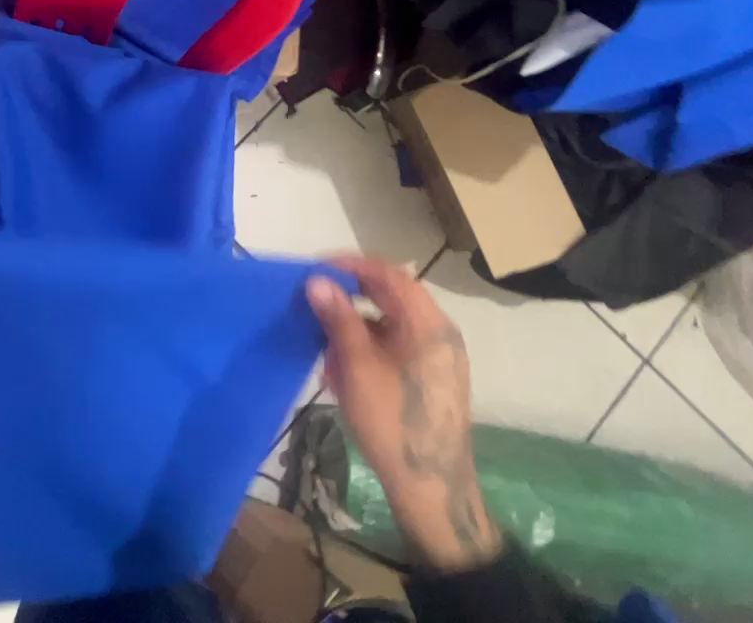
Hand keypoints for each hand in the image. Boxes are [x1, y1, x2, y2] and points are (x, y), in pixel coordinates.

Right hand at [306, 257, 500, 572]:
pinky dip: (366, 348)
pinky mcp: (430, 379)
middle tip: (313, 302)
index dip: (352, 265)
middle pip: (391, 297)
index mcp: (429, 325)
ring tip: (323, 344)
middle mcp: (439, 334)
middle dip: (350, 297)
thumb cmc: (393, 421)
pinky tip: (340, 370)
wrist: (430, 488)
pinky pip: (394, 347)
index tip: (316, 268)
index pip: (390, 275)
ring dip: (354, 326)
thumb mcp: (358, 366)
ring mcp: (437, 358)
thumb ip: (339, 318)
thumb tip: (317, 280)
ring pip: (389, 323)